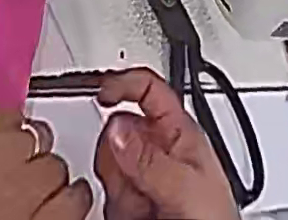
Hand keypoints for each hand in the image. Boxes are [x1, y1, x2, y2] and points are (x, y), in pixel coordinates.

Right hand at [93, 69, 239, 219]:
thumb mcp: (185, 186)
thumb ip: (149, 158)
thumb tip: (116, 129)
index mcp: (179, 133)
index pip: (149, 89)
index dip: (125, 82)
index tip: (102, 90)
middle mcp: (159, 150)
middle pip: (119, 128)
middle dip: (117, 154)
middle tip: (133, 179)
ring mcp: (145, 177)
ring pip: (110, 162)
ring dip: (118, 186)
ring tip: (143, 206)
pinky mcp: (133, 202)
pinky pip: (107, 193)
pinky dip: (117, 206)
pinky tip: (137, 215)